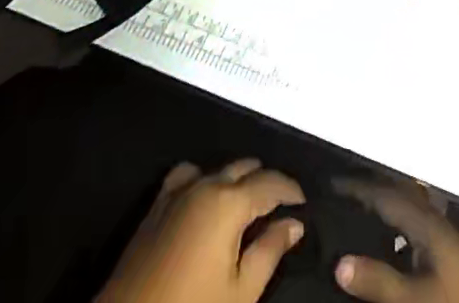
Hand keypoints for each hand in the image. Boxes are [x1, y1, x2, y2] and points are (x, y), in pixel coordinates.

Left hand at [97, 159, 306, 302]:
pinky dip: (203, 180)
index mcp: (229, 202)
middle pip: (246, 168)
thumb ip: (270, 251)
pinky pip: (186, 176)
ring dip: (236, 180)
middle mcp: (205, 186)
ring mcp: (175, 195)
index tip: (304, 207)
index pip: (273, 183)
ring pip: (218, 169)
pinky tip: (206, 203)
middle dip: (267, 184)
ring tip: (245, 206)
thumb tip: (293, 224)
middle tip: (278, 210)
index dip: (293, 192)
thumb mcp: (240, 293)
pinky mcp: (154, 209)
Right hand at [331, 179, 458, 302]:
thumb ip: (378, 281)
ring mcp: (438, 237)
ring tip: (347, 213)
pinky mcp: (440, 253)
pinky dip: (388, 226)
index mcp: (426, 224)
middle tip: (333, 195)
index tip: (328, 185)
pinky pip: (408, 227)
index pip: (386, 195)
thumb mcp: (414, 298)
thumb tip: (339, 263)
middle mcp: (432, 222)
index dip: (357, 188)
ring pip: (403, 210)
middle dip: (366, 191)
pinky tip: (375, 245)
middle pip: (395, 195)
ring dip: (378, 207)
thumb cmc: (457, 302)